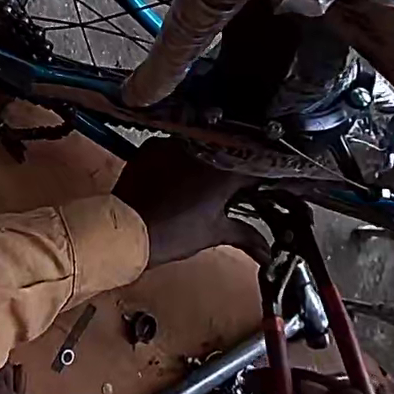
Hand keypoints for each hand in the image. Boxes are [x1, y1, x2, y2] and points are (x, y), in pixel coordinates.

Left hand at [111, 138, 260, 266]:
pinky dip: (182, 156)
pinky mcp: (152, 145)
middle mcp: (201, 149)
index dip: (266, 176)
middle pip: (230, 149)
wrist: (127, 229)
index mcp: (224, 170)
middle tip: (237, 185)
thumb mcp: (215, 233)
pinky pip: (175, 145)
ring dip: (210, 158)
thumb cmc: (171, 232)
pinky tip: (181, 173)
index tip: (265, 185)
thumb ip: (246, 236)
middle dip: (237, 165)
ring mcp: (174, 143)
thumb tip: (266, 250)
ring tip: (207, 179)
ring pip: (202, 143)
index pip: (258, 164)